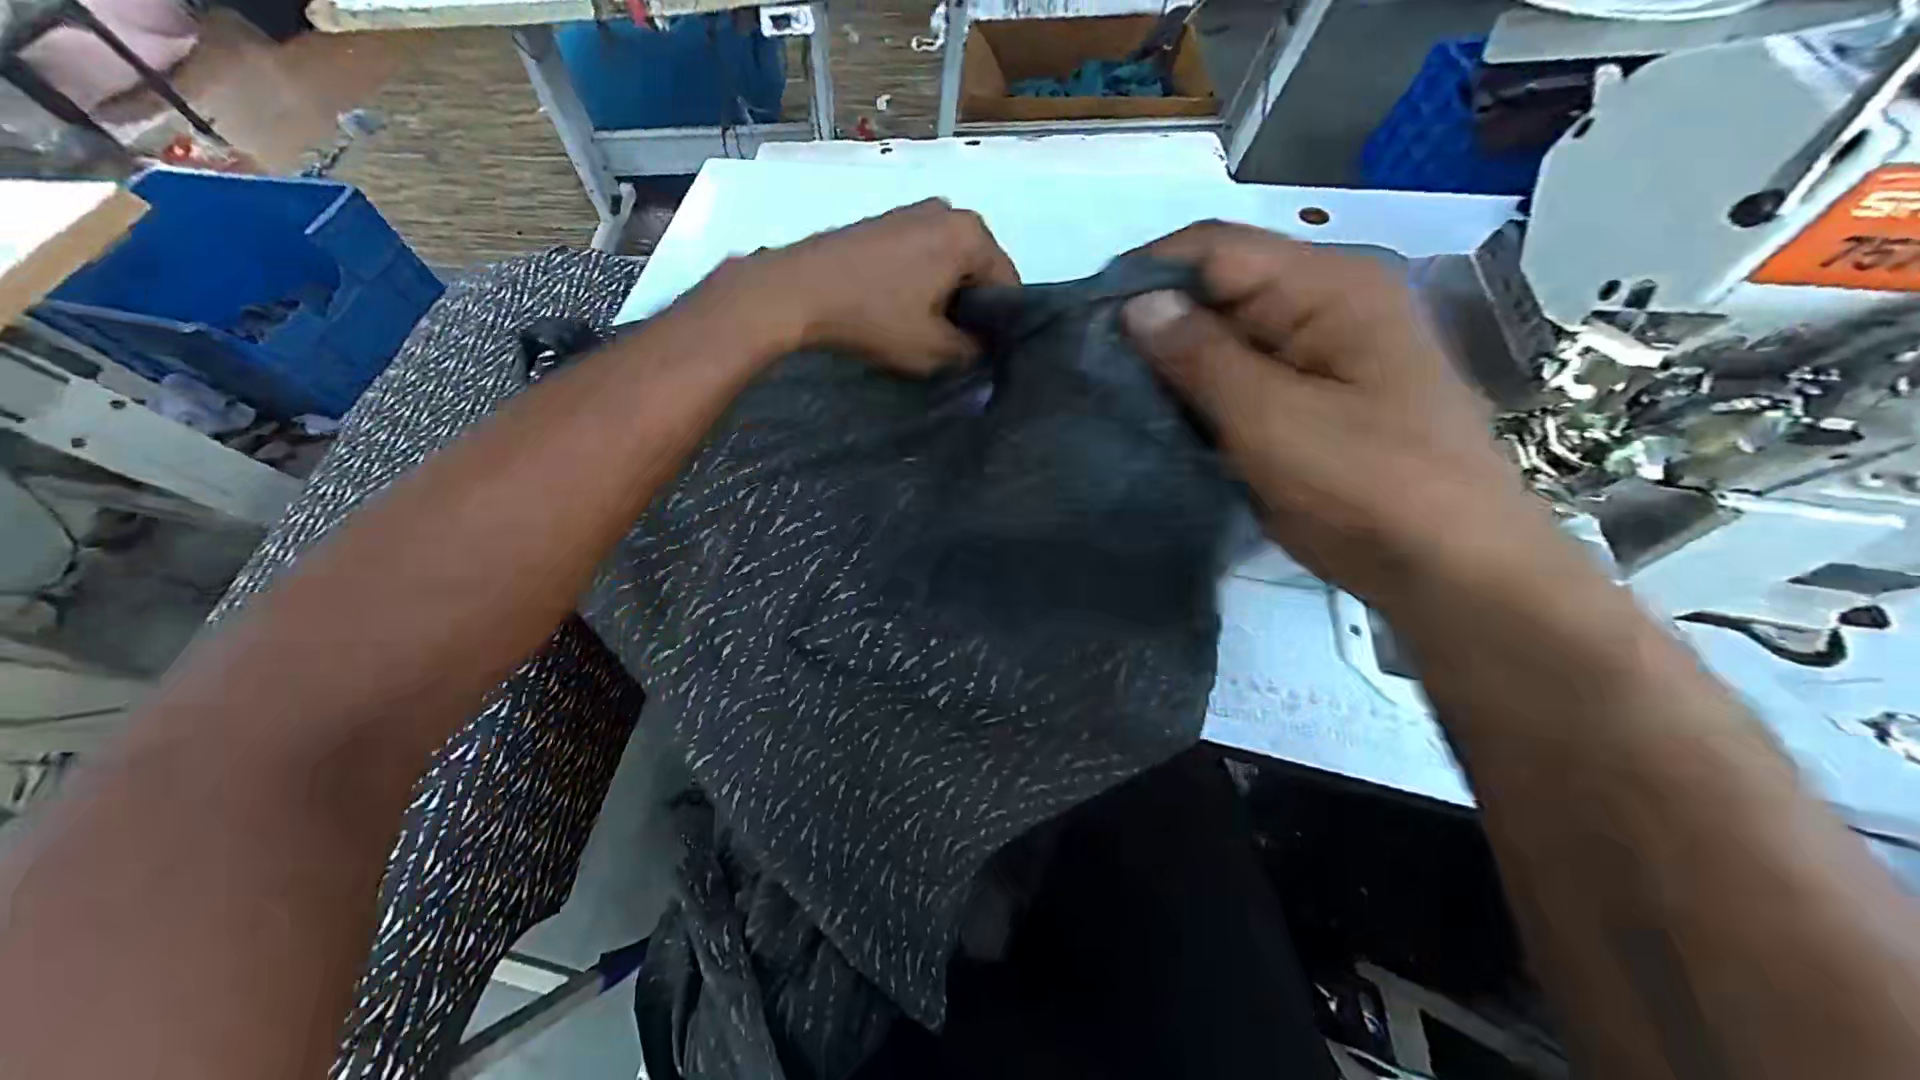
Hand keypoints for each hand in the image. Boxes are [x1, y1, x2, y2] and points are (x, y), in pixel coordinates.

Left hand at [688, 199, 1019, 375]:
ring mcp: (912, 210)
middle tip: (949, 341)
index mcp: (971, 234)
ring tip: (919, 325)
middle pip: (978, 270)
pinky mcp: (883, 219)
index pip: (1008, 285)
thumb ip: (972, 351)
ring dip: (943, 293)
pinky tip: (896, 305)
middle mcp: (948, 210)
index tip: (981, 350)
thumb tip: (981, 348)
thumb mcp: (932, 349)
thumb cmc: (873, 317)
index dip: (999, 324)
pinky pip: (920, 254)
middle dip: (970, 305)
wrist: (797, 290)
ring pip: (947, 262)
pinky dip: (918, 279)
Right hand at [1120, 222, 1562, 606]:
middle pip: (1217, 290)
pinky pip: (1235, 381)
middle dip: (1152, 323)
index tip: (1084, 320)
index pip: (1214, 250)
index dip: (1145, 274)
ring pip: (1221, 339)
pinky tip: (1154, 419)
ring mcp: (1315, 355)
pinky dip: (1194, 396)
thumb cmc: (1368, 486)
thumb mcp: (1274, 419)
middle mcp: (1321, 305)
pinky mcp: (1304, 400)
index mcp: (1327, 286)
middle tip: (1090, 367)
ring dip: (1169, 364)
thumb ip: (1201, 357)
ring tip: (1111, 394)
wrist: (1447, 568)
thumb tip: (1134, 304)